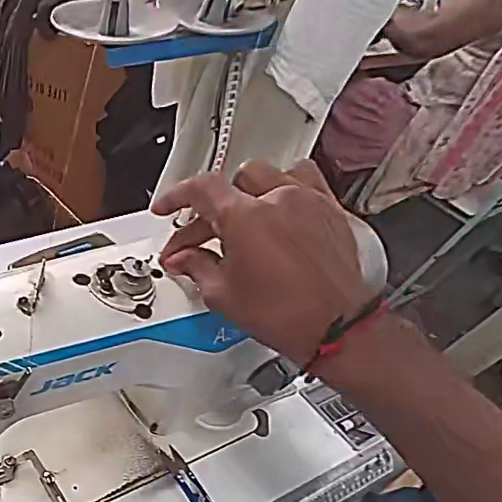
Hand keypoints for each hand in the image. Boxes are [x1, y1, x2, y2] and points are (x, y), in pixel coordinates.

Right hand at [152, 161, 377, 364]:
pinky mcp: (329, 209)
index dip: (176, 196)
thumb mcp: (223, 294)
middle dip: (206, 212)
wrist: (334, 326)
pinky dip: (283, 187)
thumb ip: (197, 267)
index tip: (167, 207)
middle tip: (196, 240)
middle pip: (229, 186)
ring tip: (237, 216)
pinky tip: (277, 204)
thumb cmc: (287, 314)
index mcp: (245, 218)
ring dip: (243, 193)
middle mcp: (278, 200)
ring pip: (265, 175)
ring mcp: (307, 201)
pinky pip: (304, 179)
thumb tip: (185, 258)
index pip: (201, 189)